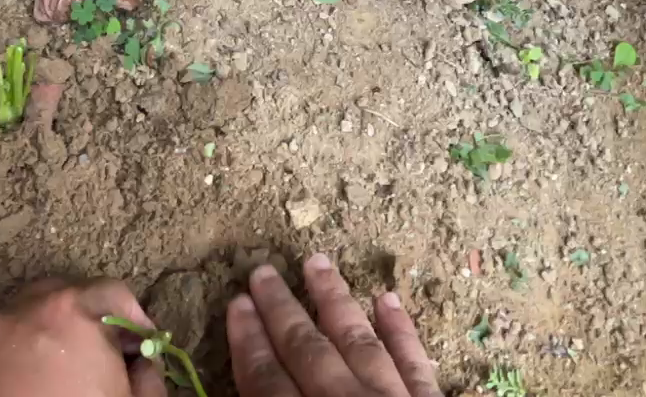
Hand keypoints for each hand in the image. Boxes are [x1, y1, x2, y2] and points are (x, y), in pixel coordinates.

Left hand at [0, 278, 167, 396]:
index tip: (139, 347)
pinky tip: (21, 392)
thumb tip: (143, 364)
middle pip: (67, 297)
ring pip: (27, 320)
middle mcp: (29, 308)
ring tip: (56, 378)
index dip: (133, 320)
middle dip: (87, 322)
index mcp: (77, 311)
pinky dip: (12, 360)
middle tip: (99, 359)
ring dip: (47, 338)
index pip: (115, 293)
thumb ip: (148, 380)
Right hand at [227, 253, 439, 396]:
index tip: (236, 303)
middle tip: (263, 269)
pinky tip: (387, 298)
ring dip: (334, 299)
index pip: (265, 380)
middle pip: (305, 349)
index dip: (248, 341)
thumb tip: (231, 388)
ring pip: (358, 339)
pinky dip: (401, 330)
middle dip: (281, 308)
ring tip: (316, 261)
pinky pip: (415, 362)